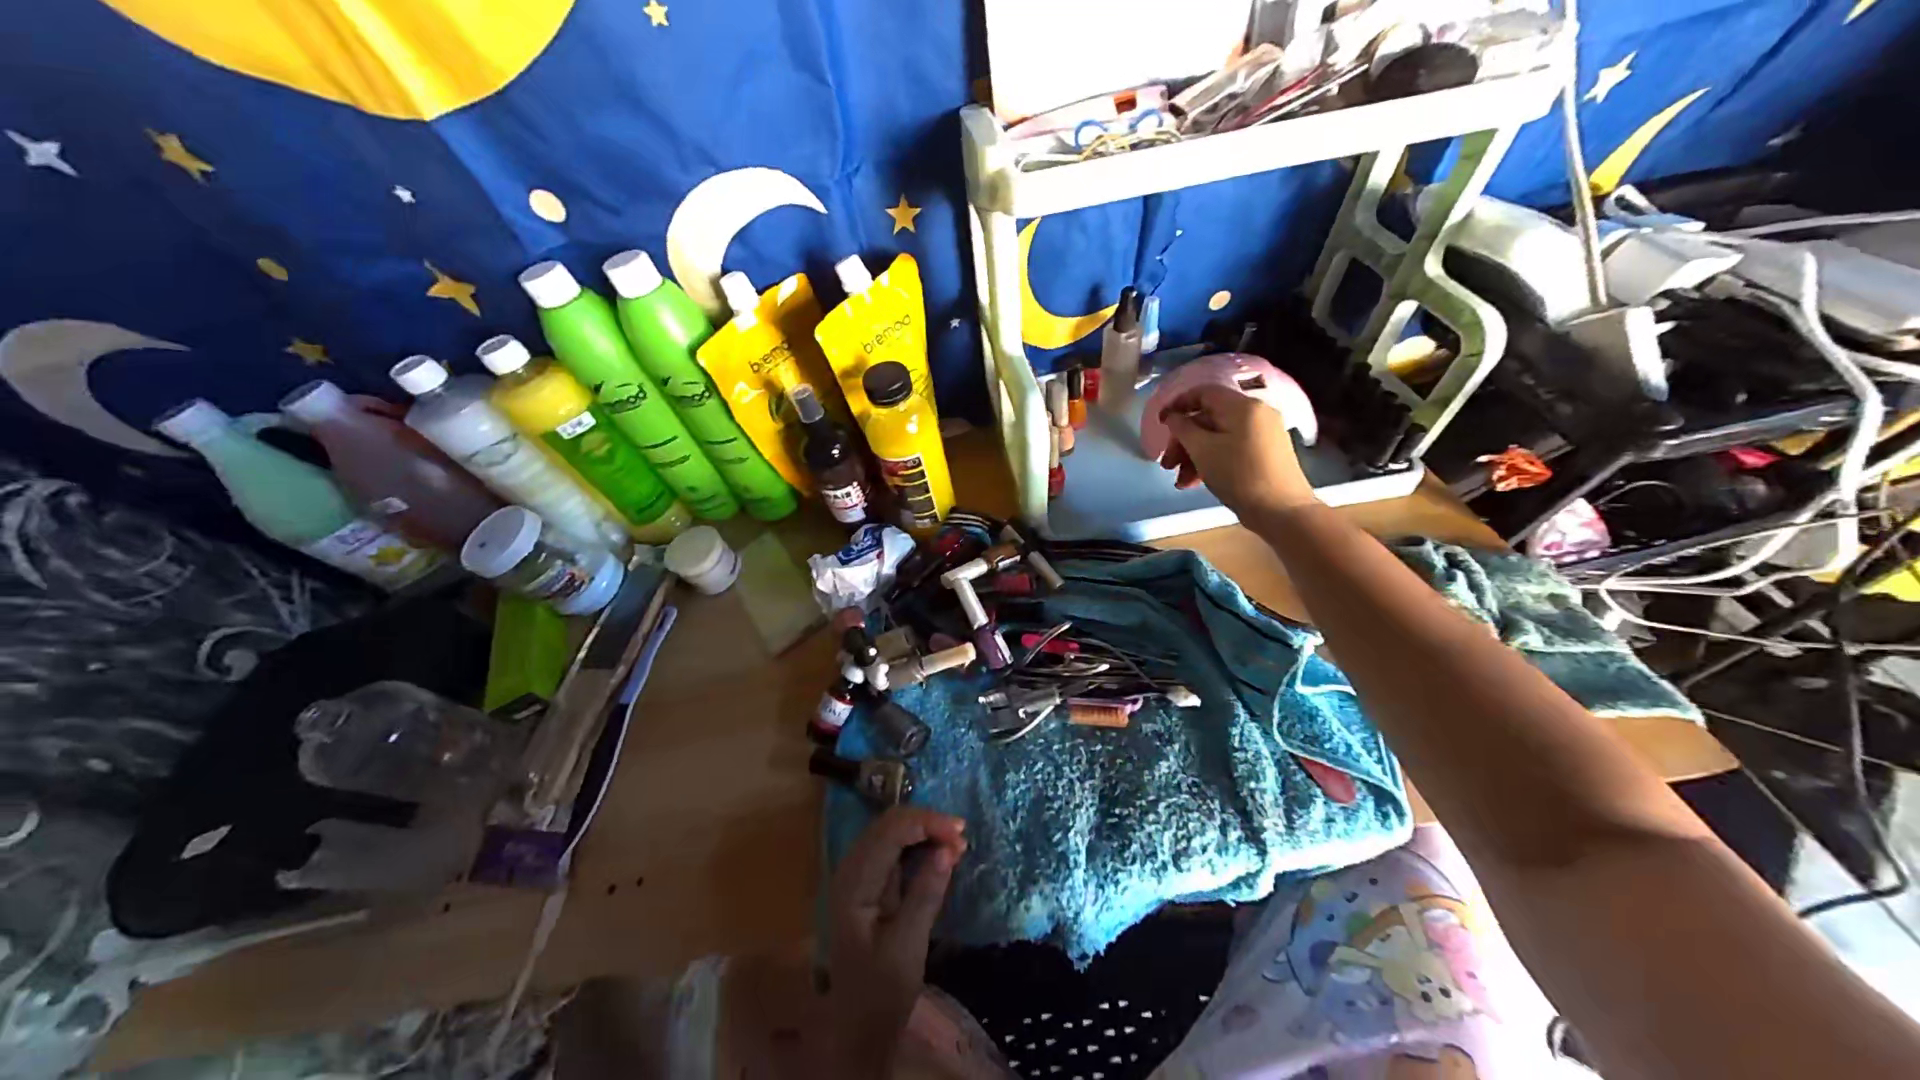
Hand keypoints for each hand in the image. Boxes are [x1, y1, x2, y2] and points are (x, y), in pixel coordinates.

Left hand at [828, 807, 967, 1074]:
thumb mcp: (909, 945)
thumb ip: (926, 893)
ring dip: (924, 831)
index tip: (961, 834)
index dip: (926, 823)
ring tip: (957, 844)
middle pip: (889, 825)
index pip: (889, 832)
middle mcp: (850, 869)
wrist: (859, 1026)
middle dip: (927, 823)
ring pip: (891, 832)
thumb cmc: (882, 990)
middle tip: (962, 838)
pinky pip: (893, 848)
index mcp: (854, 883)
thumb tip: (948, 848)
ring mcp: (858, 874)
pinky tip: (940, 853)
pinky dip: (918, 844)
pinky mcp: (869, 883)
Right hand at [1157, 384, 1317, 518]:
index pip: (1204, 392)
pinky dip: (1212, 461)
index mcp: (1242, 406)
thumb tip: (1174, 417)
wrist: (1283, 511)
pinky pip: (1231, 449)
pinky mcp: (1266, 454)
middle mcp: (1256, 414)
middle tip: (1167, 464)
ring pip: (1218, 437)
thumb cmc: (1239, 475)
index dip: (1178, 405)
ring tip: (1180, 481)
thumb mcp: (1203, 450)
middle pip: (1209, 418)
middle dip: (1183, 441)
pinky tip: (1196, 483)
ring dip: (1194, 456)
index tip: (1160, 423)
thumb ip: (1183, 428)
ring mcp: (1263, 434)